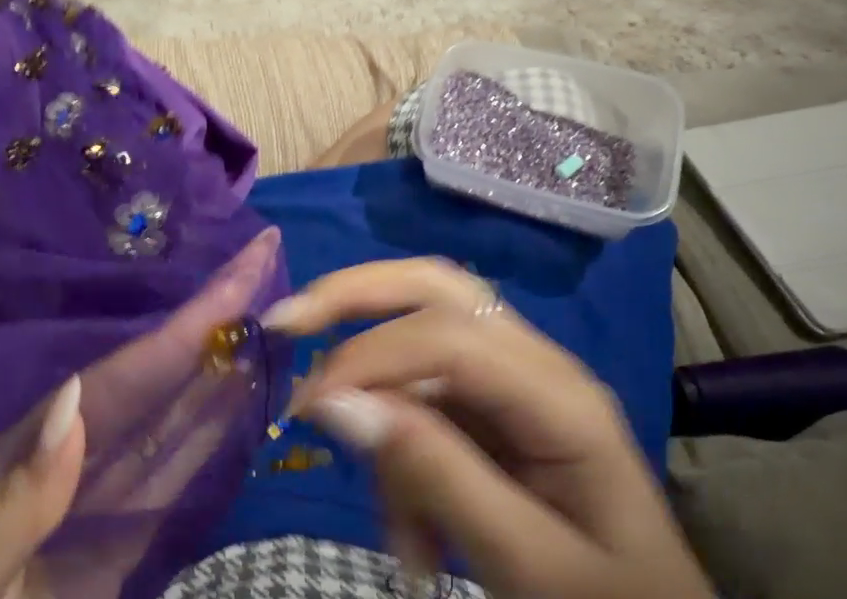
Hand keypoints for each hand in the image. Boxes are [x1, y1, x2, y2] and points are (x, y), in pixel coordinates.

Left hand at [0, 227, 283, 598]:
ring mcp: (99, 509)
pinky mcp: (118, 556)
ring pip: (173, 433)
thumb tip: (76, 401)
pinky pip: (170, 496)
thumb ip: (11, 502)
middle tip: (265, 270)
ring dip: (220, 382)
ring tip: (269, 330)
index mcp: (32, 451)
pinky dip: (208, 455)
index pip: (120, 376)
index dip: (184, 326)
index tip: (237, 272)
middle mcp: (74, 463)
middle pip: (156, 389)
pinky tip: (240, 419)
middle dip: (210, 331)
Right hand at [264, 258, 712, 598]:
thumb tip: (335, 401)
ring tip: (397, 534)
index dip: (369, 357)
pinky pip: (422, 405)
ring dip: (384, 424)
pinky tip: (417, 540)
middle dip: (355, 295)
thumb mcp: (526, 559)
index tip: (309, 407)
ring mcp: (513, 384)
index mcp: (559, 395)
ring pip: (416, 350)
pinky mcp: (493, 411)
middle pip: (435, 287)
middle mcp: (535, 365)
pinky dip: (401, 461)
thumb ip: (435, 474)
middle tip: (288, 319)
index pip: (448, 335)